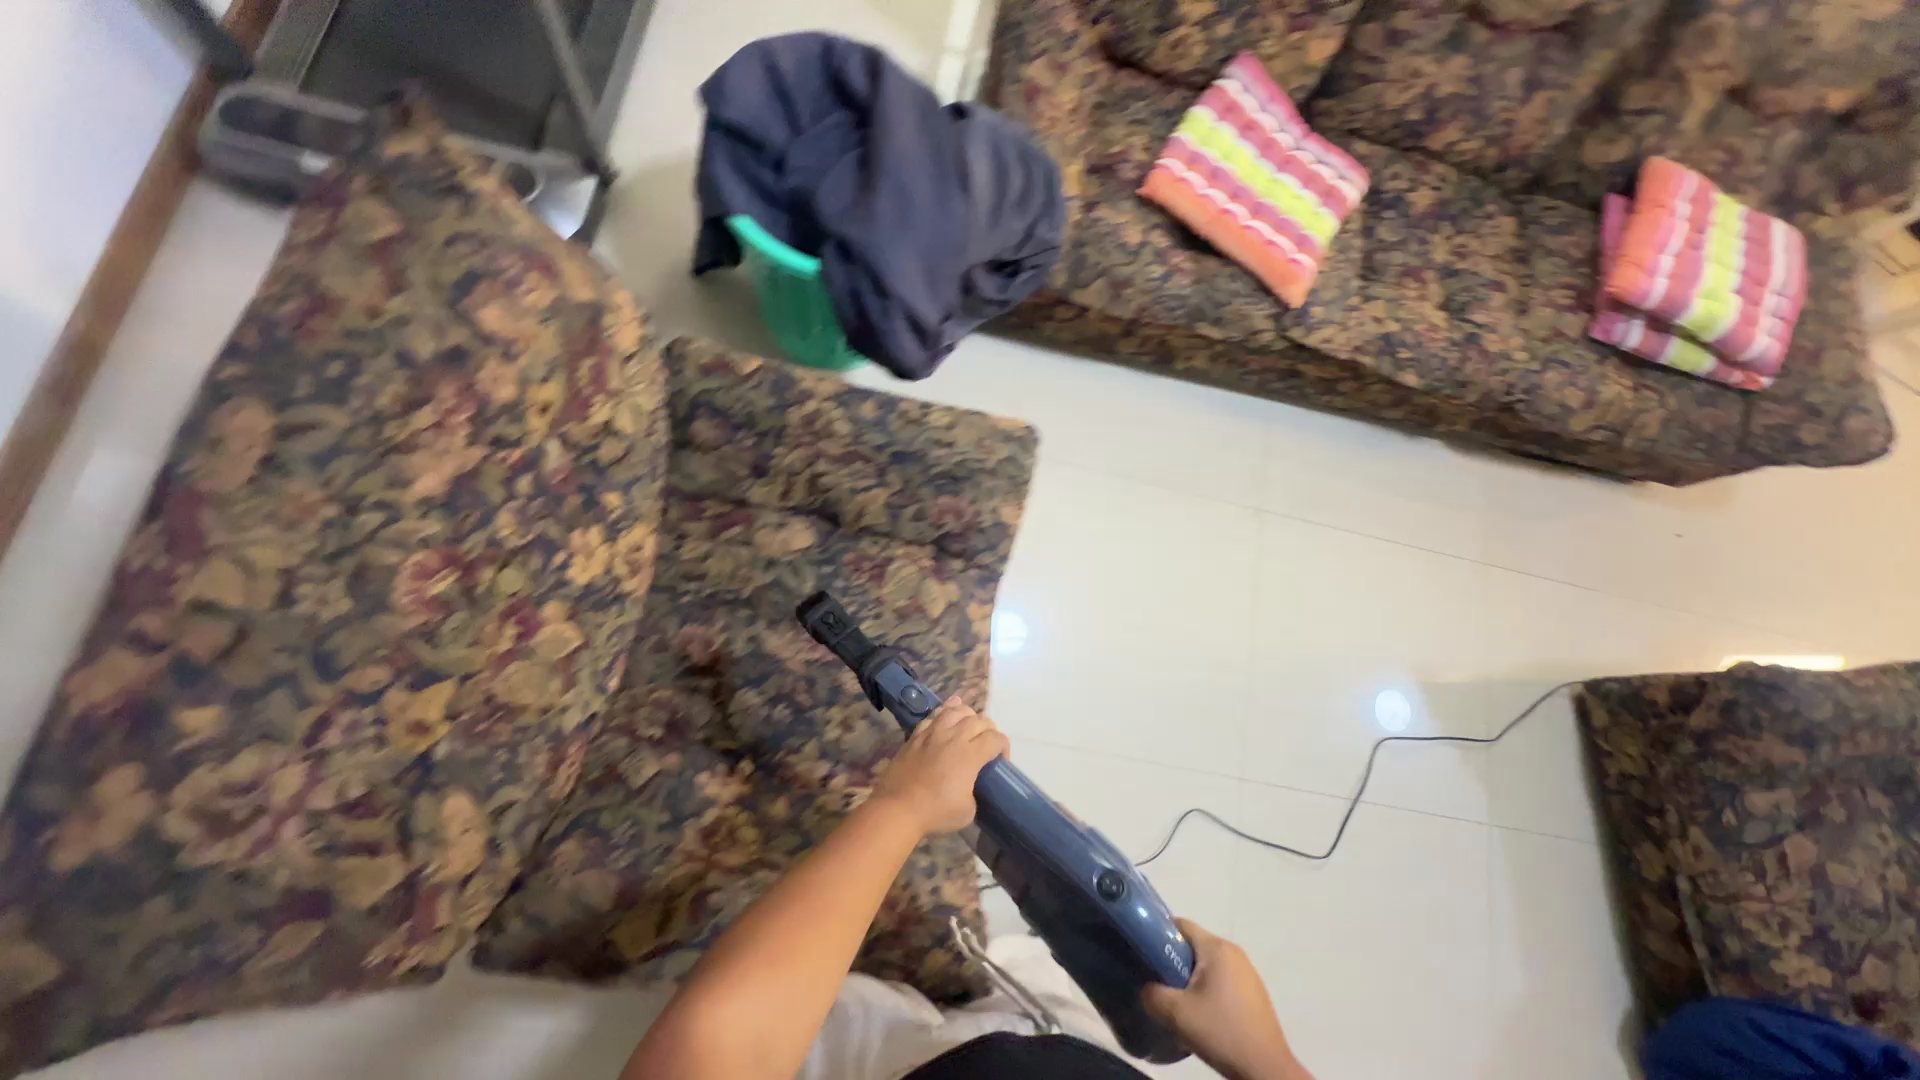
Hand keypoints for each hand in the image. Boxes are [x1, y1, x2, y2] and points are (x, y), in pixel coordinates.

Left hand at [870, 697, 1008, 834]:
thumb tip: (970, 786)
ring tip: (970, 726)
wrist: (897, 808)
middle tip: (987, 746)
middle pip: (980, 720)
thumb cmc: (935, 812)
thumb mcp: (968, 811)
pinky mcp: (916, 735)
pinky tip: (950, 712)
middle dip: (989, 730)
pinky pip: (934, 715)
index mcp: (970, 755)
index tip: (1000, 762)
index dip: (1004, 748)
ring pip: (957, 711)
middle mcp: (954, 737)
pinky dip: (946, 710)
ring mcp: (933, 733)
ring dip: (969, 716)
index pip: (996, 738)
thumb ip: (974, 792)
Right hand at [1143, 919, 1310, 1079]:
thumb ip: (1152, 994)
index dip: (1157, 934)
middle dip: (1172, 959)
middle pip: (1193, 945)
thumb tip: (1146, 988)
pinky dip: (1207, 989)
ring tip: (1177, 1001)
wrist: (1266, 1070)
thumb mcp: (1176, 1014)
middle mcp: (1234, 952)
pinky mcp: (1254, 992)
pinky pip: (1222, 979)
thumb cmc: (1221, 1032)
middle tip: (1157, 982)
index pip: (1180, 925)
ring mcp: (1247, 972)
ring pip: (1207, 964)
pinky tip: (1201, 1014)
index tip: (1144, 953)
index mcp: (1217, 948)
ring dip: (1189, 977)